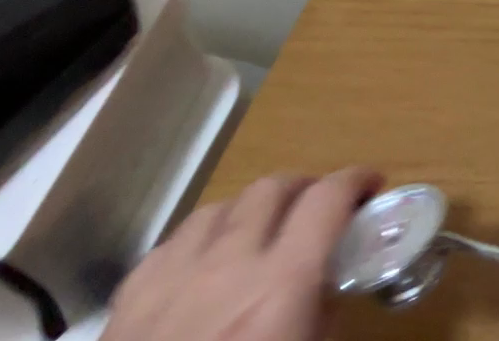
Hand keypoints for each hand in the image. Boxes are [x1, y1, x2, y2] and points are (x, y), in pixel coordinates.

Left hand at [102, 167, 382, 340]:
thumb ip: (322, 318)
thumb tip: (326, 289)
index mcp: (282, 286)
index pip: (328, 198)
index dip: (357, 180)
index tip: (372, 186)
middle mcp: (228, 269)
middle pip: (272, 188)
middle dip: (306, 186)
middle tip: (321, 206)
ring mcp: (170, 284)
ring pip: (218, 208)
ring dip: (251, 208)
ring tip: (263, 228)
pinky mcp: (126, 307)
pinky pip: (169, 246)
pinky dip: (198, 240)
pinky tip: (205, 262)